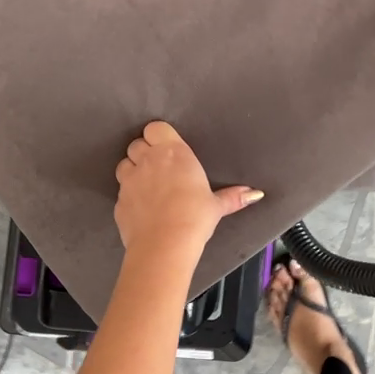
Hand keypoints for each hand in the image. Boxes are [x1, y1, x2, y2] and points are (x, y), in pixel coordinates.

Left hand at [114, 121, 263, 256]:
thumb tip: (255, 194)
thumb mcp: (217, 206)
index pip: (155, 128)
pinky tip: (141, 209)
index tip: (167, 148)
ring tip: (147, 186)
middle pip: (137, 144)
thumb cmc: (194, 217)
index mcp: (173, 152)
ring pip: (124, 165)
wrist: (164, 245)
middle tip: (159, 167)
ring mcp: (129, 180)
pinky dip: (129, 196)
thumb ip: (233, 196)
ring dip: (133, 171)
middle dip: (144, 152)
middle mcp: (148, 160)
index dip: (159, 136)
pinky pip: (121, 192)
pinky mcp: (119, 202)